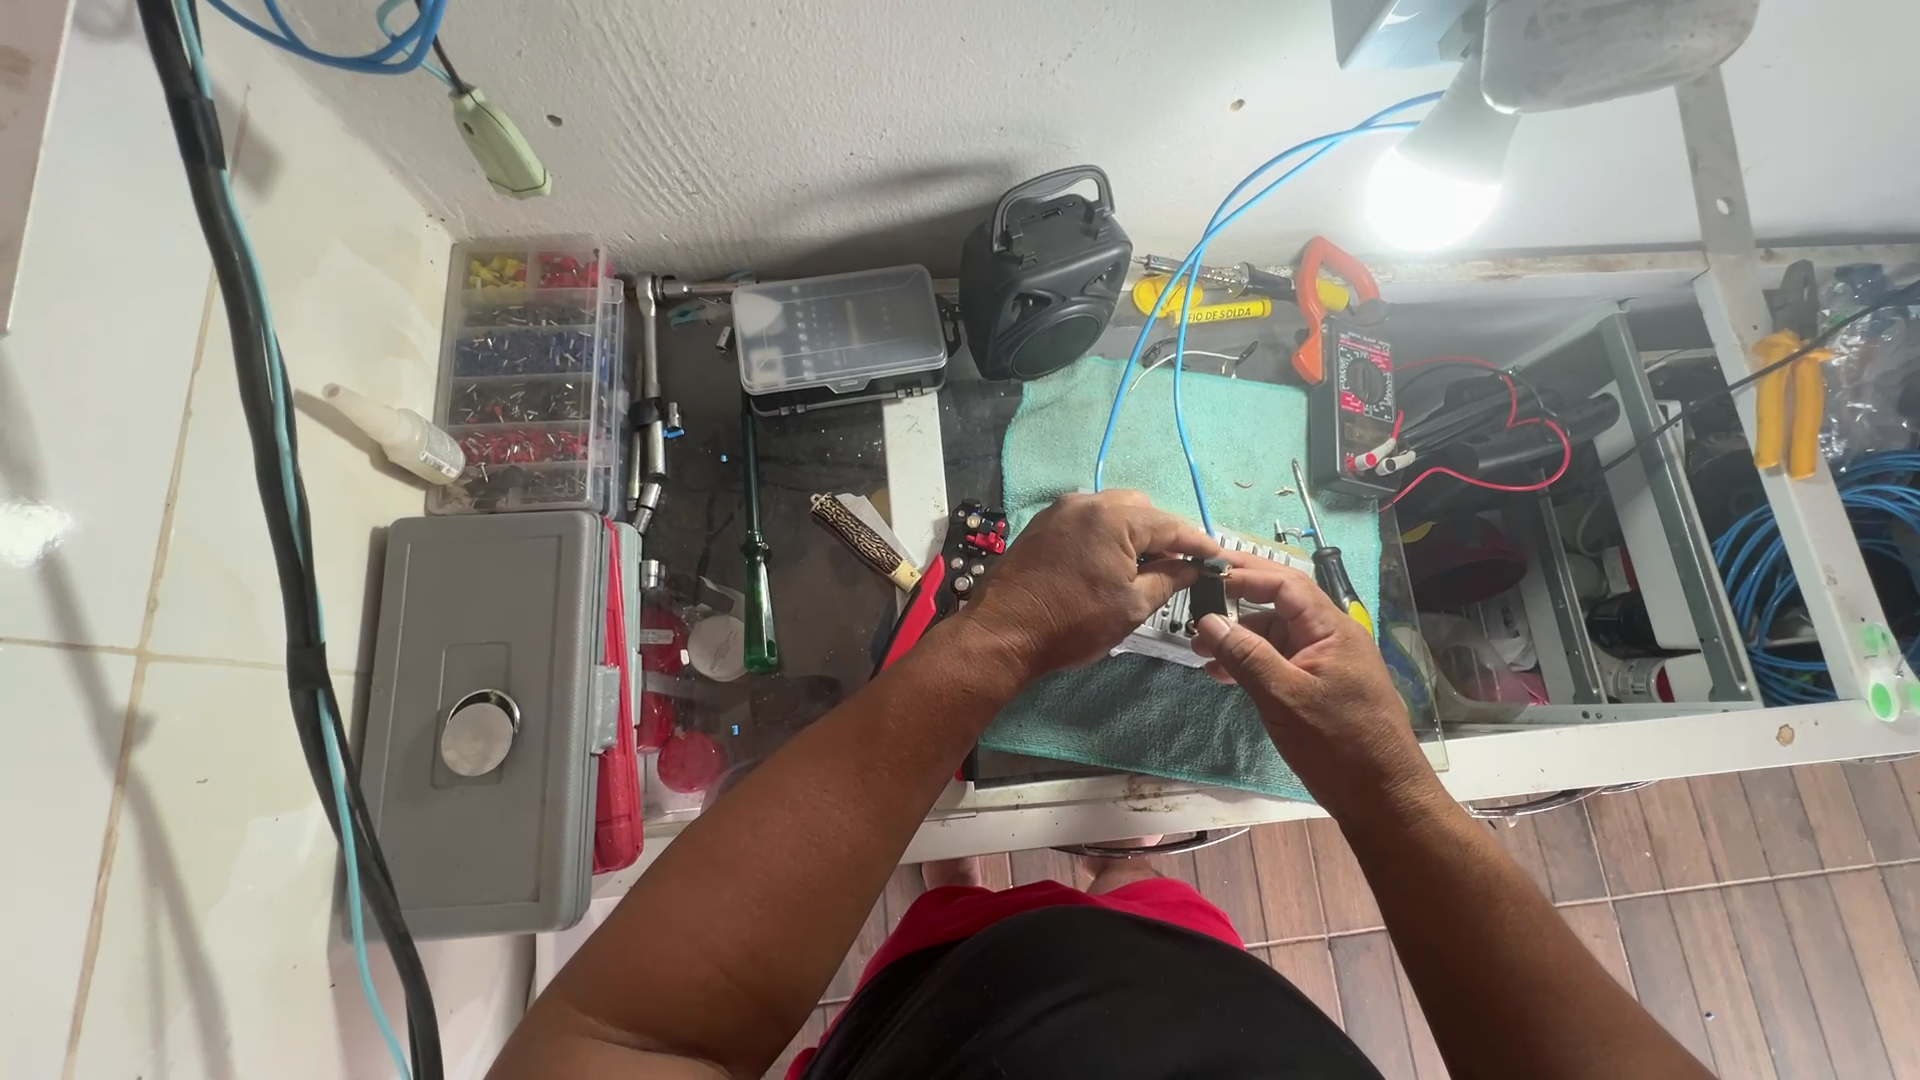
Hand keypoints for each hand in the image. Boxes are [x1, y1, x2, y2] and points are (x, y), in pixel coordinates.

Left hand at [956, 491, 1219, 679]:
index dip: (1197, 542)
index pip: (1170, 524)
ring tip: (1144, 566)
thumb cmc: (1072, 624)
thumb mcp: (1132, 606)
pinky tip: (1109, 562)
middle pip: (1140, 510)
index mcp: (1113, 518)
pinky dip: (1105, 535)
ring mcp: (1059, 511)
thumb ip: (1169, 579)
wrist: (1002, 632)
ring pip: (1111, 511)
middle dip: (1163, 534)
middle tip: (1179, 565)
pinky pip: (1085, 520)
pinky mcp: (1041, 525)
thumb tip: (1194, 567)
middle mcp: (1086, 503)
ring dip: (1132, 533)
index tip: (1218, 557)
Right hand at [1190, 563, 1438, 819]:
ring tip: (1198, 649)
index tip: (1204, 574)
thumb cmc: (1338, 745)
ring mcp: (1323, 662)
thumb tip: (1208, 619)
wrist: (1383, 800)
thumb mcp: (1284, 697)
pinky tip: (1220, 673)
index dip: (1244, 574)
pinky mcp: (1316, 687)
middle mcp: (1328, 637)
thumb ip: (1245, 655)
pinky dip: (1247, 662)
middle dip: (1236, 599)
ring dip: (1236, 636)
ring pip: (1273, 634)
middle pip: (1278, 603)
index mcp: (1330, 629)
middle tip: (1195, 596)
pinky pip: (1276, 660)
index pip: (1284, 583)